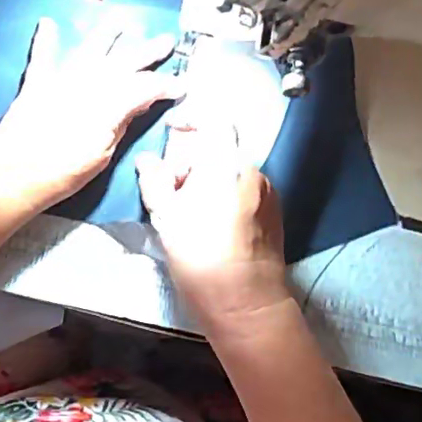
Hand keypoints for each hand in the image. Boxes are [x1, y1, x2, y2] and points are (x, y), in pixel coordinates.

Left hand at [0, 19, 181, 211]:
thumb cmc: (62, 172)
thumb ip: (121, 124)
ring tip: (119, 23)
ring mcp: (62, 79)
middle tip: (166, 41)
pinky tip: (47, 23)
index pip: (146, 87)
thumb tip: (140, 103)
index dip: (166, 86)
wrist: (14, 173)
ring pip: (89, 50)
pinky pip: (42, 56)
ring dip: (106, 35)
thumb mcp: (102, 155)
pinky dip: (45, 40)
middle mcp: (89, 82)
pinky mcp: (36, 83)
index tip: (181, 86)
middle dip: (148, 51)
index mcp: (111, 102)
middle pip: (124, 61)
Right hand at [136, 104, 290, 329]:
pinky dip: (221, 195)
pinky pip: (242, 190)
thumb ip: (154, 182)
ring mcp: (267, 192)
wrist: (246, 303)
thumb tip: (147, 161)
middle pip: (218, 150)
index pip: (213, 121)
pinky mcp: (273, 212)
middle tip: (167, 188)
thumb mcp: (165, 218)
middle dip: (190, 162)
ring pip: (229, 172)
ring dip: (205, 180)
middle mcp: (252, 173)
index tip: (171, 130)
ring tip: (185, 211)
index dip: (190, 119)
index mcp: (224, 168)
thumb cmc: (201, 259)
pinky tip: (207, 224)